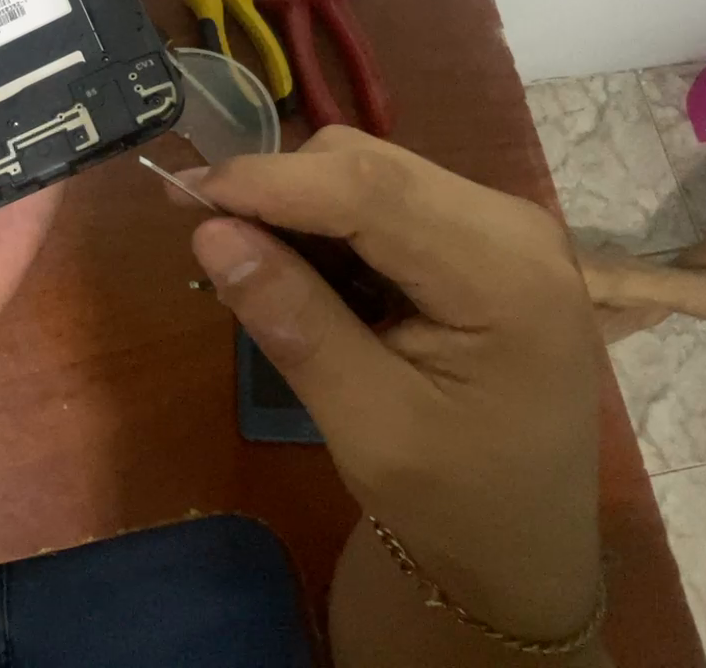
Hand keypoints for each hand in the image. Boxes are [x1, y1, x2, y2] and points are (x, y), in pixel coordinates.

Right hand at [182, 127, 603, 642]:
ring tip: (266, 274)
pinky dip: (323, 223)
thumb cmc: (455, 500)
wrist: (523, 541)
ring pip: (365, 170)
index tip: (183, 195)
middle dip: (277, 191)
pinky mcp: (473, 233)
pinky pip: (377, 195)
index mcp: (506, 277)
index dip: (269, 181)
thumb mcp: (366, 425)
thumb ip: (293, 322)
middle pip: (366, 164)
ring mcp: (496, 224)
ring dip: (296, 207)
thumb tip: (210, 234)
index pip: (369, 189)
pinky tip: (312, 278)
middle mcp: (510, 225)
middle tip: (213, 241)